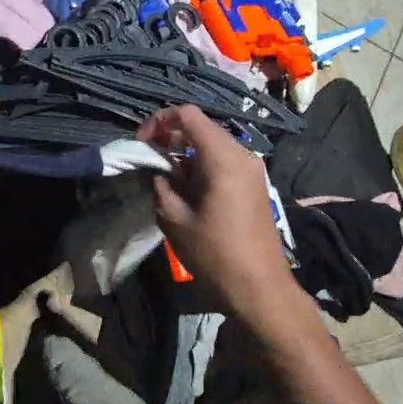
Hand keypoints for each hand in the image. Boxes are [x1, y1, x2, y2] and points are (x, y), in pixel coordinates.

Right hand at [139, 106, 290, 305]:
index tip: (142, 144)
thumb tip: (155, 167)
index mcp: (224, 158)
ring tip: (164, 179)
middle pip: (201, 127)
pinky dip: (201, 165)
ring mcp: (252, 169)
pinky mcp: (254, 185)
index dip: (159, 122)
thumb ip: (160, 182)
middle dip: (170, 138)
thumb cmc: (215, 253)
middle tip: (149, 162)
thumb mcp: (174, 217)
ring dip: (185, 154)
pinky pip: (223, 161)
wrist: (259, 288)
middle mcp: (242, 155)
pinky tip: (187, 191)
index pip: (188, 115)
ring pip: (212, 144)